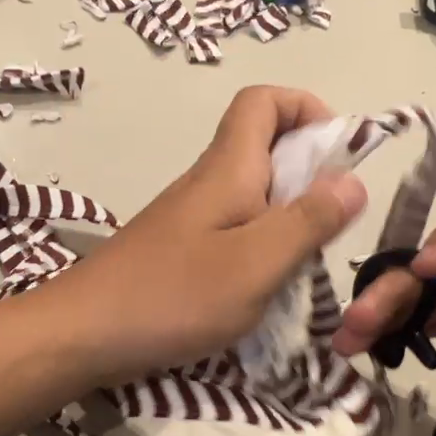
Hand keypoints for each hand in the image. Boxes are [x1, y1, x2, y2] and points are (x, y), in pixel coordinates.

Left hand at [54, 86, 366, 384]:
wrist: (82, 334)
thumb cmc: (173, 295)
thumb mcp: (256, 263)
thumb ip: (308, 221)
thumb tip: (352, 179)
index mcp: (228, 169)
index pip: (262, 101)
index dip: (306, 108)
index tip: (340, 153)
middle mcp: (208, 182)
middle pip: (264, 147)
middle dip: (310, 174)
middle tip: (331, 226)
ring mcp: (190, 218)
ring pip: (253, 195)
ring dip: (288, 218)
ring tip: (303, 265)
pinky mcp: (178, 251)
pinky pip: (233, 231)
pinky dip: (260, 248)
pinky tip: (264, 289)